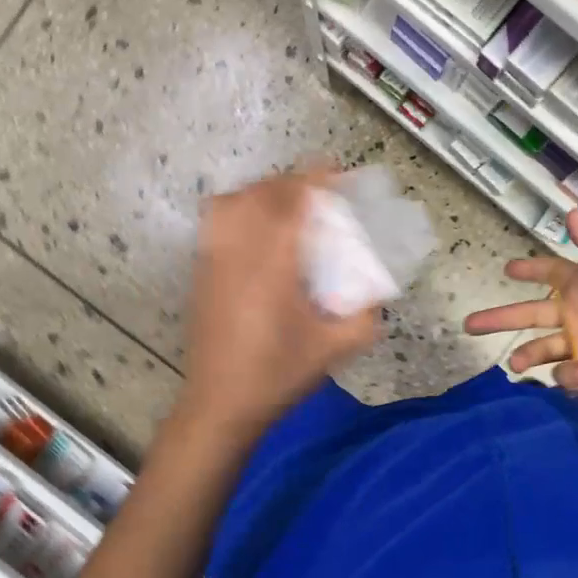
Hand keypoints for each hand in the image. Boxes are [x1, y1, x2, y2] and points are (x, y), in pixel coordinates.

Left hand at [177, 172, 378, 433]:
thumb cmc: (278, 376)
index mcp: (275, 265)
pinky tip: (256, 228)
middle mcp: (239, 252)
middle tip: (320, 191)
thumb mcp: (336, 349)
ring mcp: (213, 259)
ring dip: (263, 192)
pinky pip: (216, 221)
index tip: (336, 172)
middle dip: (293, 182)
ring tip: (287, 204)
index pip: (293, 201)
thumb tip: (377, 289)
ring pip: (233, 201)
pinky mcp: (200, 272)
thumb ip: (366, 315)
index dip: (316, 179)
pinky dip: (239, 209)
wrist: (220, 405)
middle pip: (261, 193)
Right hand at [465, 208, 577, 391]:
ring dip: (526, 354)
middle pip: (530, 313)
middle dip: (500, 318)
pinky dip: (569, 375)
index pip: (550, 272)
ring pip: (541, 346)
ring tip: (516, 365)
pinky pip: (567, 372)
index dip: (529, 269)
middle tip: (469, 325)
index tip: (506, 269)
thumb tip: (571, 212)